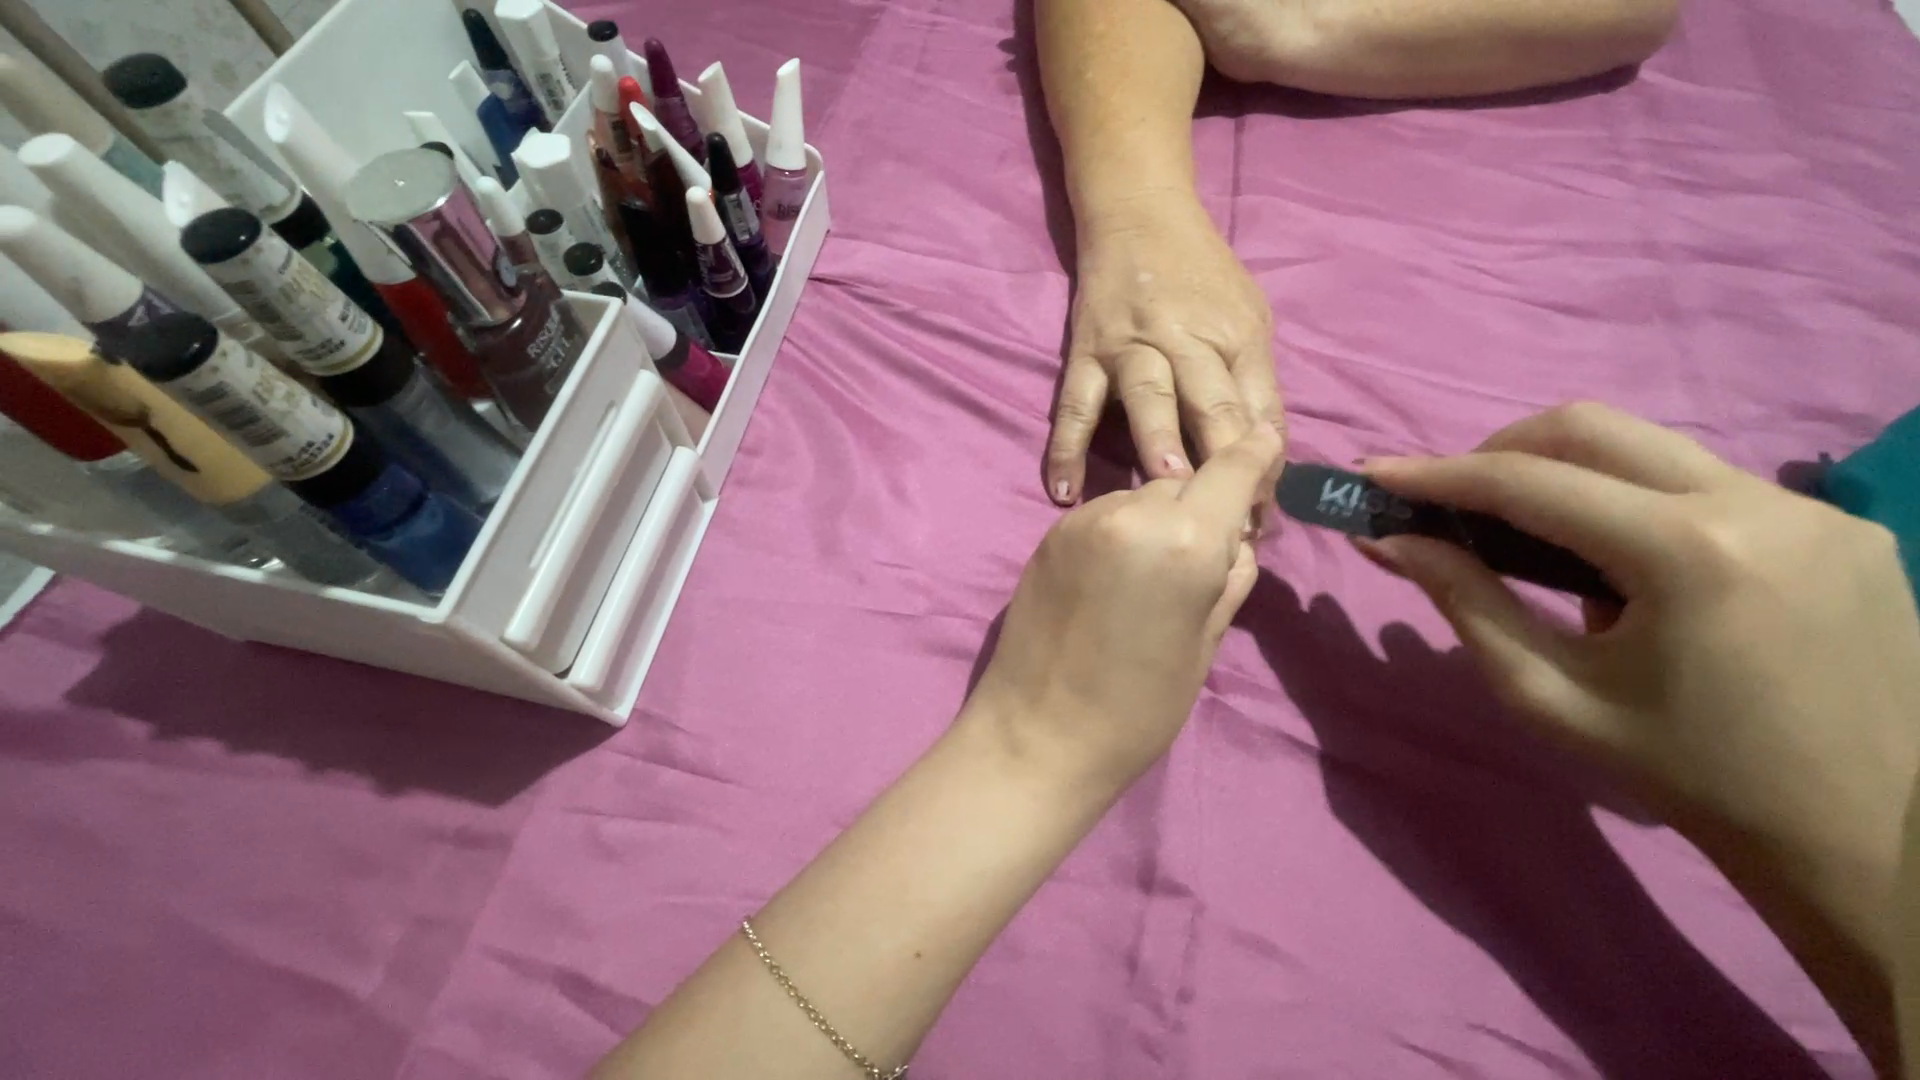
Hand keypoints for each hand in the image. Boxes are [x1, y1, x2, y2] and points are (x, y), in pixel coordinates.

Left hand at [977, 425, 1281, 785]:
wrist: (1036, 734)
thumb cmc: (1137, 709)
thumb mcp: (1204, 645)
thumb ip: (1229, 578)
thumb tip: (1238, 539)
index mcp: (1185, 542)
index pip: (1233, 469)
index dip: (1255, 454)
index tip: (1267, 442)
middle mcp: (1132, 514)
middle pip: (1185, 485)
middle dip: (1202, 509)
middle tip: (1203, 558)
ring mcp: (1083, 520)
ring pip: (1142, 497)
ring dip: (1157, 521)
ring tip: (1148, 578)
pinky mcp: (1049, 535)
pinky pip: (1104, 515)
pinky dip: (1120, 532)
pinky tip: (1112, 580)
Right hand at [1047, 193, 1282, 504]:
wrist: (1140, 217)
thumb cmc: (1202, 275)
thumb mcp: (1247, 317)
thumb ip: (1253, 382)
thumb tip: (1261, 457)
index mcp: (1238, 336)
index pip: (1259, 410)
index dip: (1265, 468)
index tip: (1263, 521)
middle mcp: (1189, 340)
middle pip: (1212, 406)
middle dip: (1223, 466)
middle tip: (1227, 527)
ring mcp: (1133, 345)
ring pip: (1149, 398)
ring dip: (1158, 445)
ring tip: (1165, 497)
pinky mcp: (1086, 351)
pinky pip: (1075, 404)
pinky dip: (1065, 446)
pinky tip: (1063, 490)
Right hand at [1361, 403, 1919, 1062]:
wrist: (1863, 833)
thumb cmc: (1684, 772)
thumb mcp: (1547, 693)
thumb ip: (1465, 602)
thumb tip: (1391, 541)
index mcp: (1687, 555)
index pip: (1529, 483)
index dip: (1439, 474)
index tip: (1376, 475)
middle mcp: (1758, 503)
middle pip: (1590, 428)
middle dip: (1497, 452)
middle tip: (1449, 502)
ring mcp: (1810, 506)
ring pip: (1645, 444)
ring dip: (1562, 470)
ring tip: (1521, 530)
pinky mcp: (1837, 520)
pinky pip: (1697, 478)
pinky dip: (1626, 496)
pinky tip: (1613, 559)